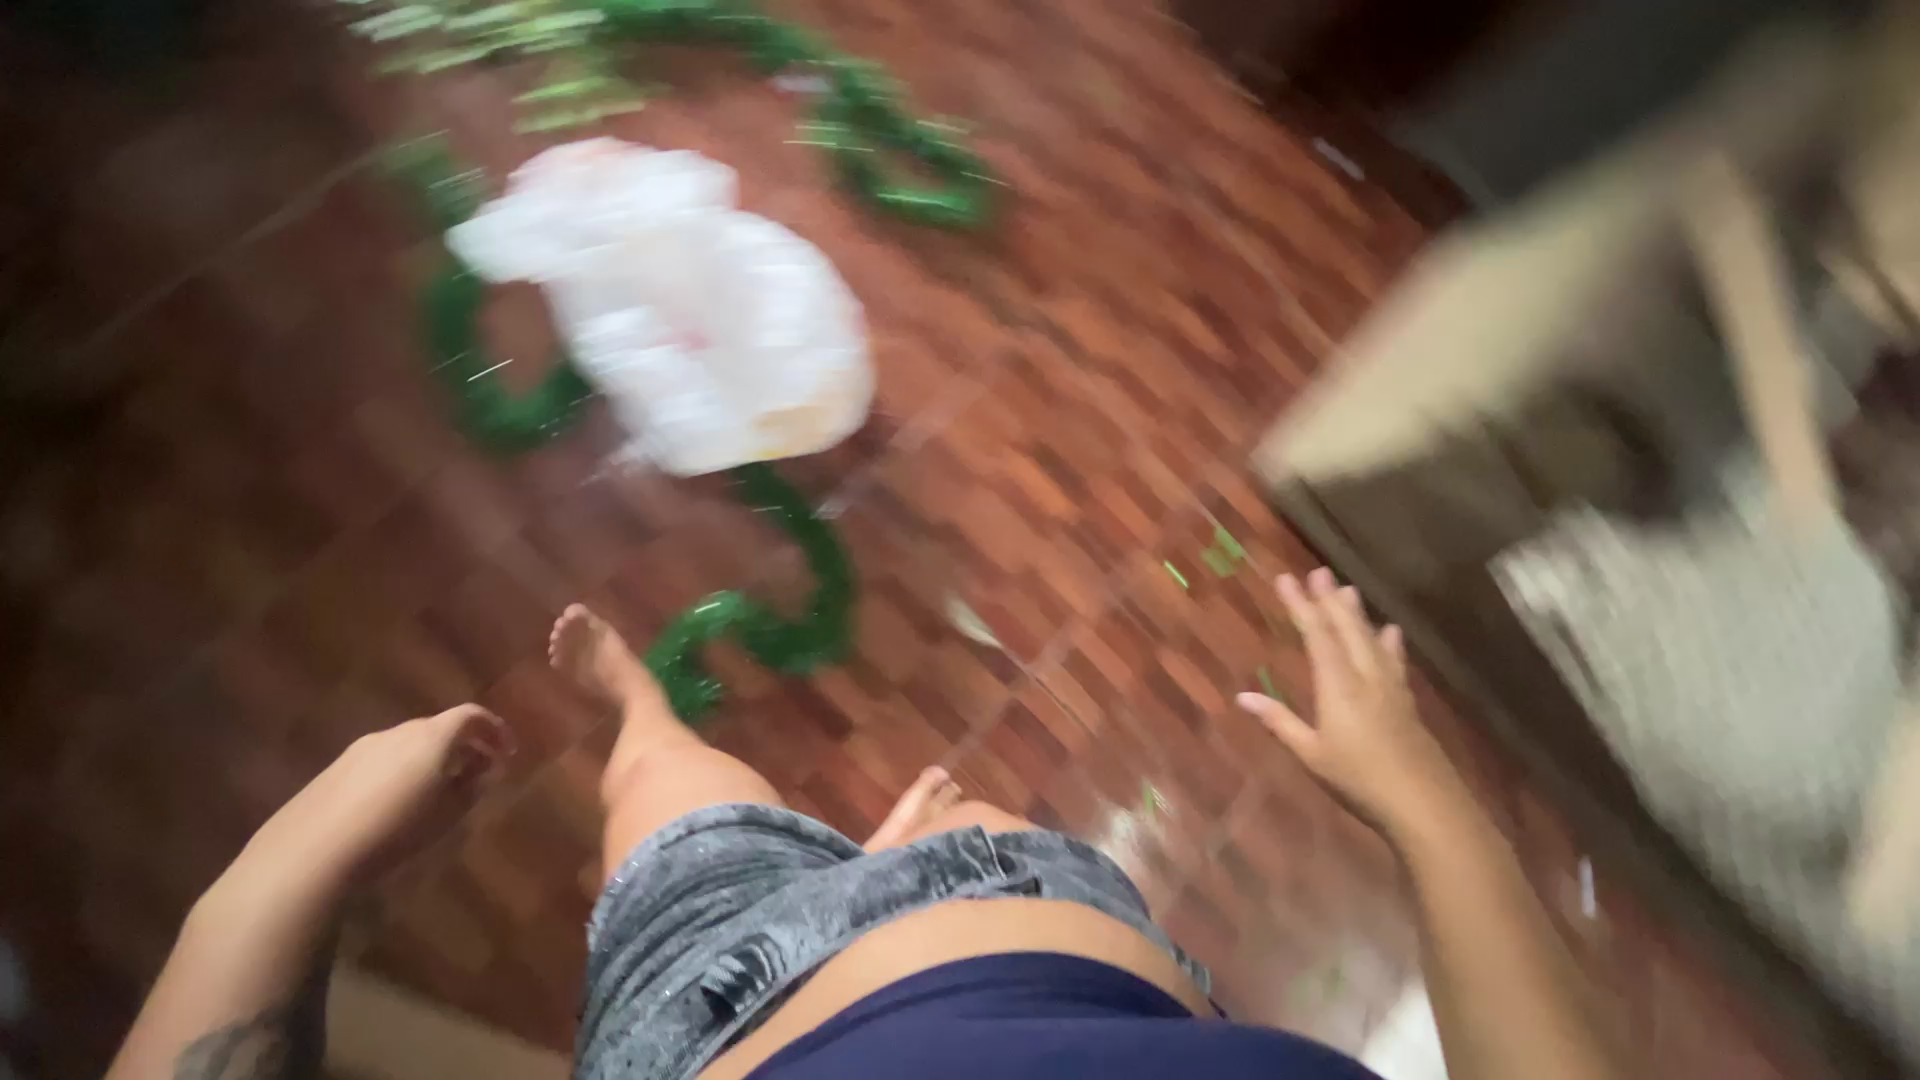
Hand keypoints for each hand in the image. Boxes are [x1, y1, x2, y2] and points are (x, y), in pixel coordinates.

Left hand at [220, 705, 514, 903]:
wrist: (304, 857)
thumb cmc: (394, 832)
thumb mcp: (449, 813)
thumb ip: (474, 785)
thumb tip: (486, 769)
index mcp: (431, 736)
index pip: (472, 715)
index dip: (495, 729)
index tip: (507, 752)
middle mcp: (396, 732)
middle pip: (439, 727)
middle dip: (464, 746)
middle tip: (477, 773)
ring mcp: (359, 750)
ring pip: (408, 744)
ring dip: (431, 758)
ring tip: (437, 790)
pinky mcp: (332, 771)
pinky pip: (381, 760)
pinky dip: (401, 769)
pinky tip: (395, 803)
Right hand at [1236, 568, 1466, 834]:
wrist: (1427, 808)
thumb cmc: (1360, 782)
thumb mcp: (1312, 755)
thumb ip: (1280, 722)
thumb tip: (1243, 696)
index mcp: (1339, 687)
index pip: (1317, 637)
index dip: (1301, 606)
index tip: (1287, 579)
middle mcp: (1366, 679)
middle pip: (1347, 631)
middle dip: (1330, 600)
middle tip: (1319, 572)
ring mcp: (1391, 691)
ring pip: (1372, 642)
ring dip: (1357, 615)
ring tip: (1348, 590)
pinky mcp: (1407, 705)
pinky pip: (1394, 662)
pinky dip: (1389, 643)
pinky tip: (1391, 634)